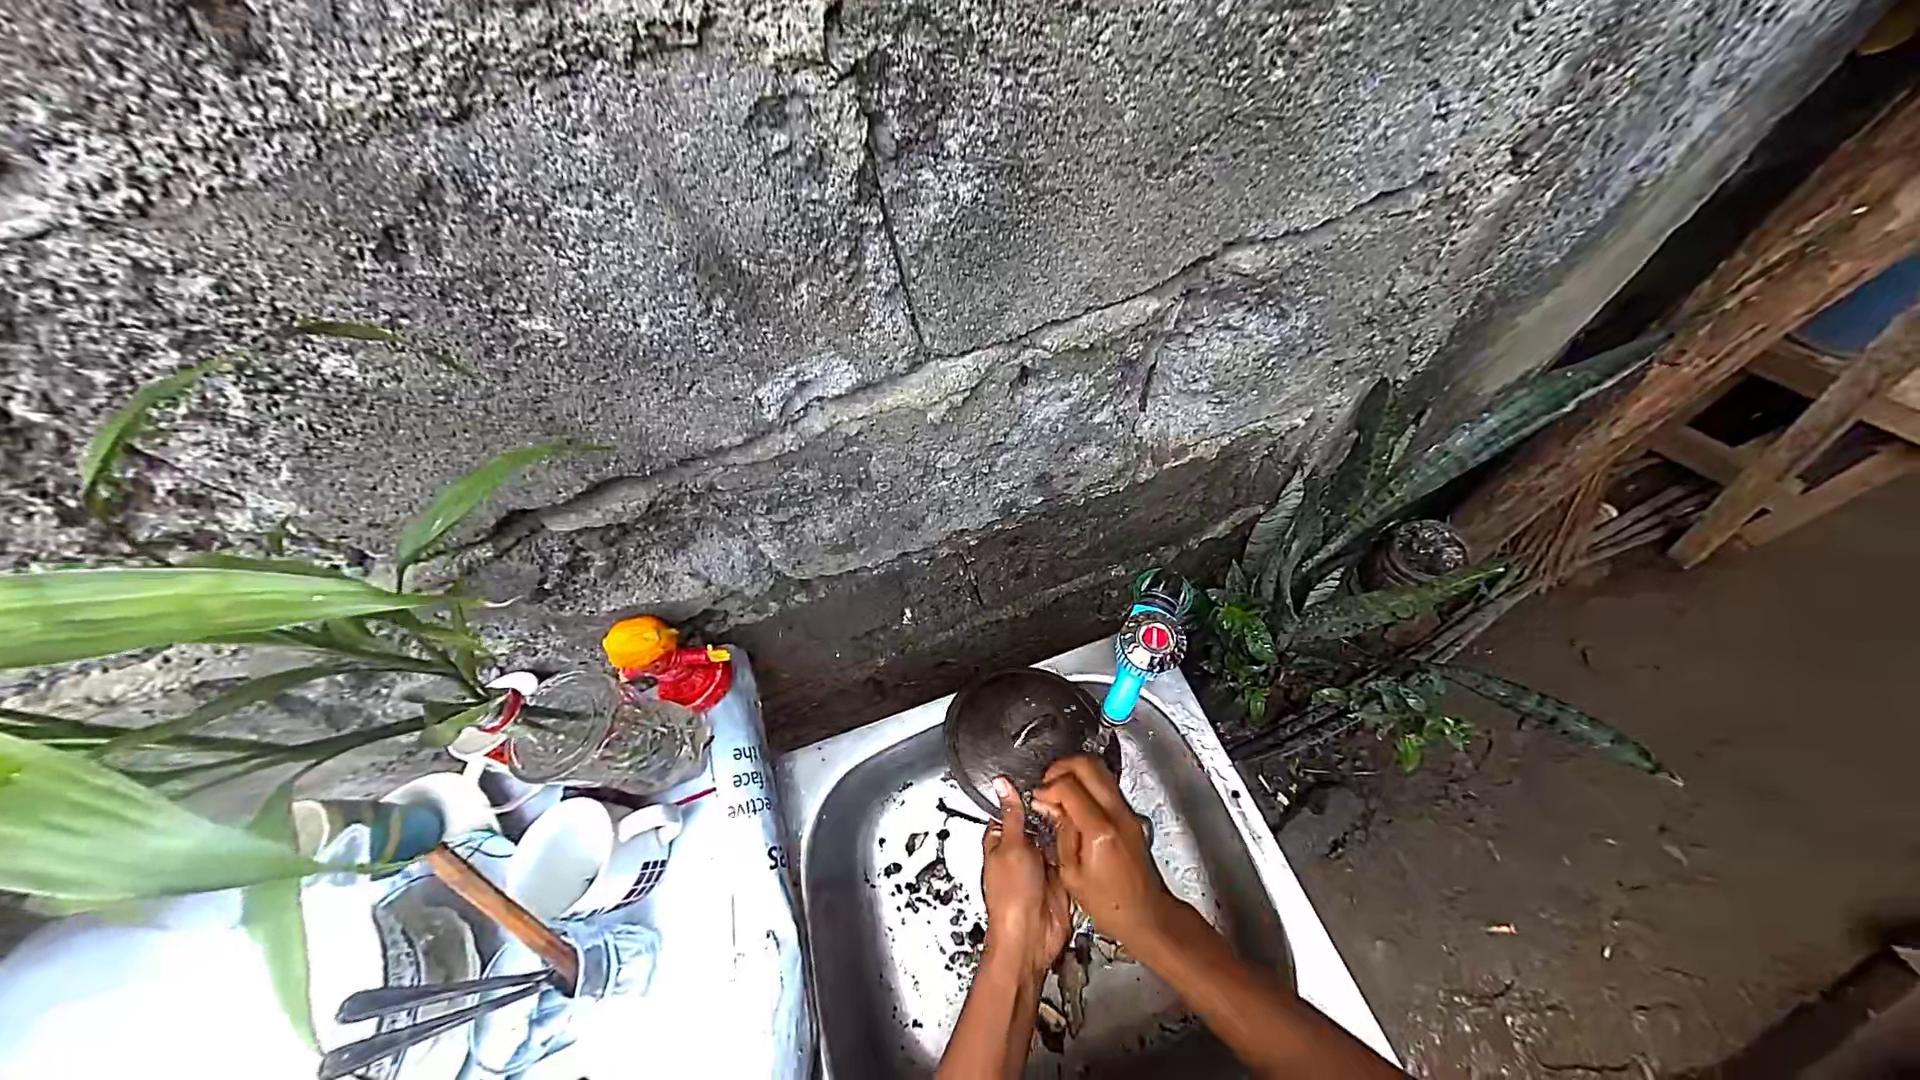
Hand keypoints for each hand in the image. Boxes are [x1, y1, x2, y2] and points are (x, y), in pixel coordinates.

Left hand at [979, 776, 1071, 980]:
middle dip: (1050, 810)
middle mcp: (1021, 848)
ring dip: (1064, 827)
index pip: (1013, 806)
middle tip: (1064, 795)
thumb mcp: (1010, 847)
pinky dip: (1076, 845)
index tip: (1043, 777)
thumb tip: (1001, 784)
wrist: (1032, 938)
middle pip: (1038, 818)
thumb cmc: (1009, 900)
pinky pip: (1070, 852)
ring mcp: (1041, 861)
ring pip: (1055, 833)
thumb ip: (1011, 814)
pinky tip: (1083, 834)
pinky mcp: (1060, 874)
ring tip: (1076, 811)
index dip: (1026, 793)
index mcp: (1000, 839)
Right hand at [1031, 754, 1171, 946]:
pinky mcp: (1130, 815)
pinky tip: (1074, 800)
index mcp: (1099, 831)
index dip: (1047, 787)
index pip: (1068, 786)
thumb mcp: (1072, 874)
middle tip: (1047, 783)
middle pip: (1087, 765)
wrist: (1147, 915)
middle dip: (1060, 768)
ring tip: (1058, 789)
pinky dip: (1086, 782)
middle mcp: (1117, 815)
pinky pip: (1106, 783)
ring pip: (1099, 769)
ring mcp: (1127, 812)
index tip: (1038, 797)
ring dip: (1074, 771)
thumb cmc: (1111, 905)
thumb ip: (1060, 832)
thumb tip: (1047, 804)